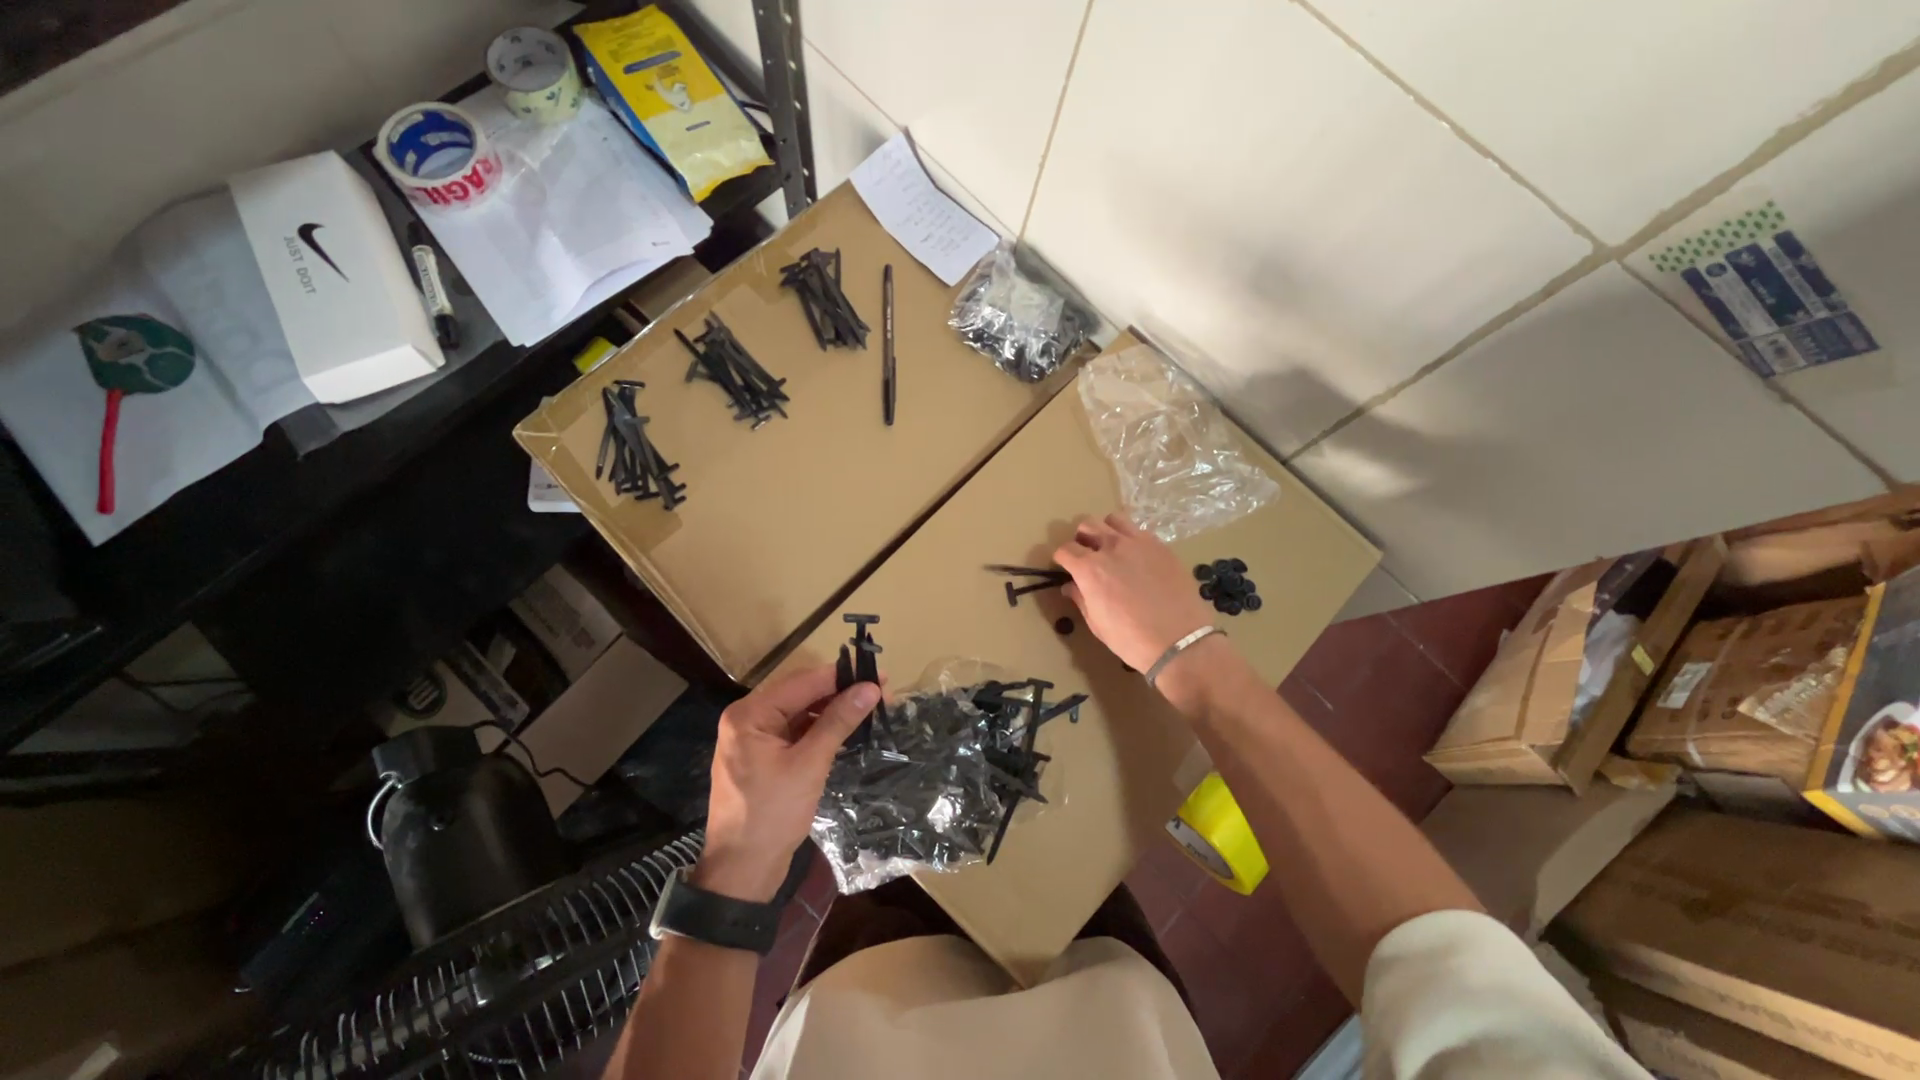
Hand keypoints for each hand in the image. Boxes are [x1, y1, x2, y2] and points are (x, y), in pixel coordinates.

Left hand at [696, 665, 879, 902]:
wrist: (742, 870)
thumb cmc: (773, 814)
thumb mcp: (809, 765)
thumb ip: (838, 722)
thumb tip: (870, 688)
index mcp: (749, 715)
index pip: (802, 682)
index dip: (841, 677)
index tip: (879, 674)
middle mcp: (746, 720)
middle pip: (799, 695)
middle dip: (838, 692)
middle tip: (880, 693)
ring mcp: (752, 741)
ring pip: (797, 714)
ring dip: (831, 712)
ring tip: (869, 710)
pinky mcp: (761, 760)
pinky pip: (792, 734)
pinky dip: (817, 731)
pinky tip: (845, 731)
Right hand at [1055, 514, 1216, 674]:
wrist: (1178, 640)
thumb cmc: (1130, 639)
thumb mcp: (1097, 623)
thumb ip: (1081, 598)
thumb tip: (1071, 586)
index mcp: (1090, 568)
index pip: (1065, 550)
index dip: (1062, 559)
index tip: (1065, 567)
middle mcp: (1112, 547)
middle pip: (1087, 525)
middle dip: (1082, 538)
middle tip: (1087, 555)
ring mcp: (1139, 542)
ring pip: (1113, 520)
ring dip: (1106, 530)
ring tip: (1111, 548)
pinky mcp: (1161, 546)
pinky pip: (1139, 531)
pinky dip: (1130, 538)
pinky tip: (1136, 557)